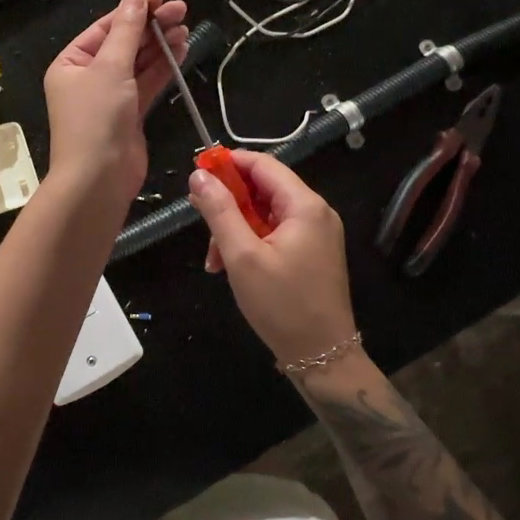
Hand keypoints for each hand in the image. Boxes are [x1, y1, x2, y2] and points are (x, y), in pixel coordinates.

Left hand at [43, 0, 187, 201]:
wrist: (98, 179)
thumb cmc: (96, 118)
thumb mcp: (110, 67)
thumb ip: (127, 30)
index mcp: (70, 63)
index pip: (103, 28)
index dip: (132, 11)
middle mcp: (87, 78)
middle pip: (123, 43)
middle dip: (151, 27)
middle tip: (181, 10)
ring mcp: (109, 97)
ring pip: (138, 63)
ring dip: (160, 46)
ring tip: (185, 27)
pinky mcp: (129, 115)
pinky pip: (147, 83)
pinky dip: (163, 67)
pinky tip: (182, 49)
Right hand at [189, 151, 356, 365]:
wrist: (323, 356)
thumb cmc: (282, 305)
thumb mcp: (242, 256)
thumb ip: (219, 211)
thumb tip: (199, 174)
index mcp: (305, 206)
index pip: (263, 164)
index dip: (228, 163)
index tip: (196, 173)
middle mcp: (316, 213)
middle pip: (263, 188)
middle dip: (228, 203)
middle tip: (199, 219)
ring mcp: (316, 234)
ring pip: (266, 213)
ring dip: (235, 228)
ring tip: (214, 259)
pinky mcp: (312, 254)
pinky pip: (275, 233)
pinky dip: (250, 243)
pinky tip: (230, 266)